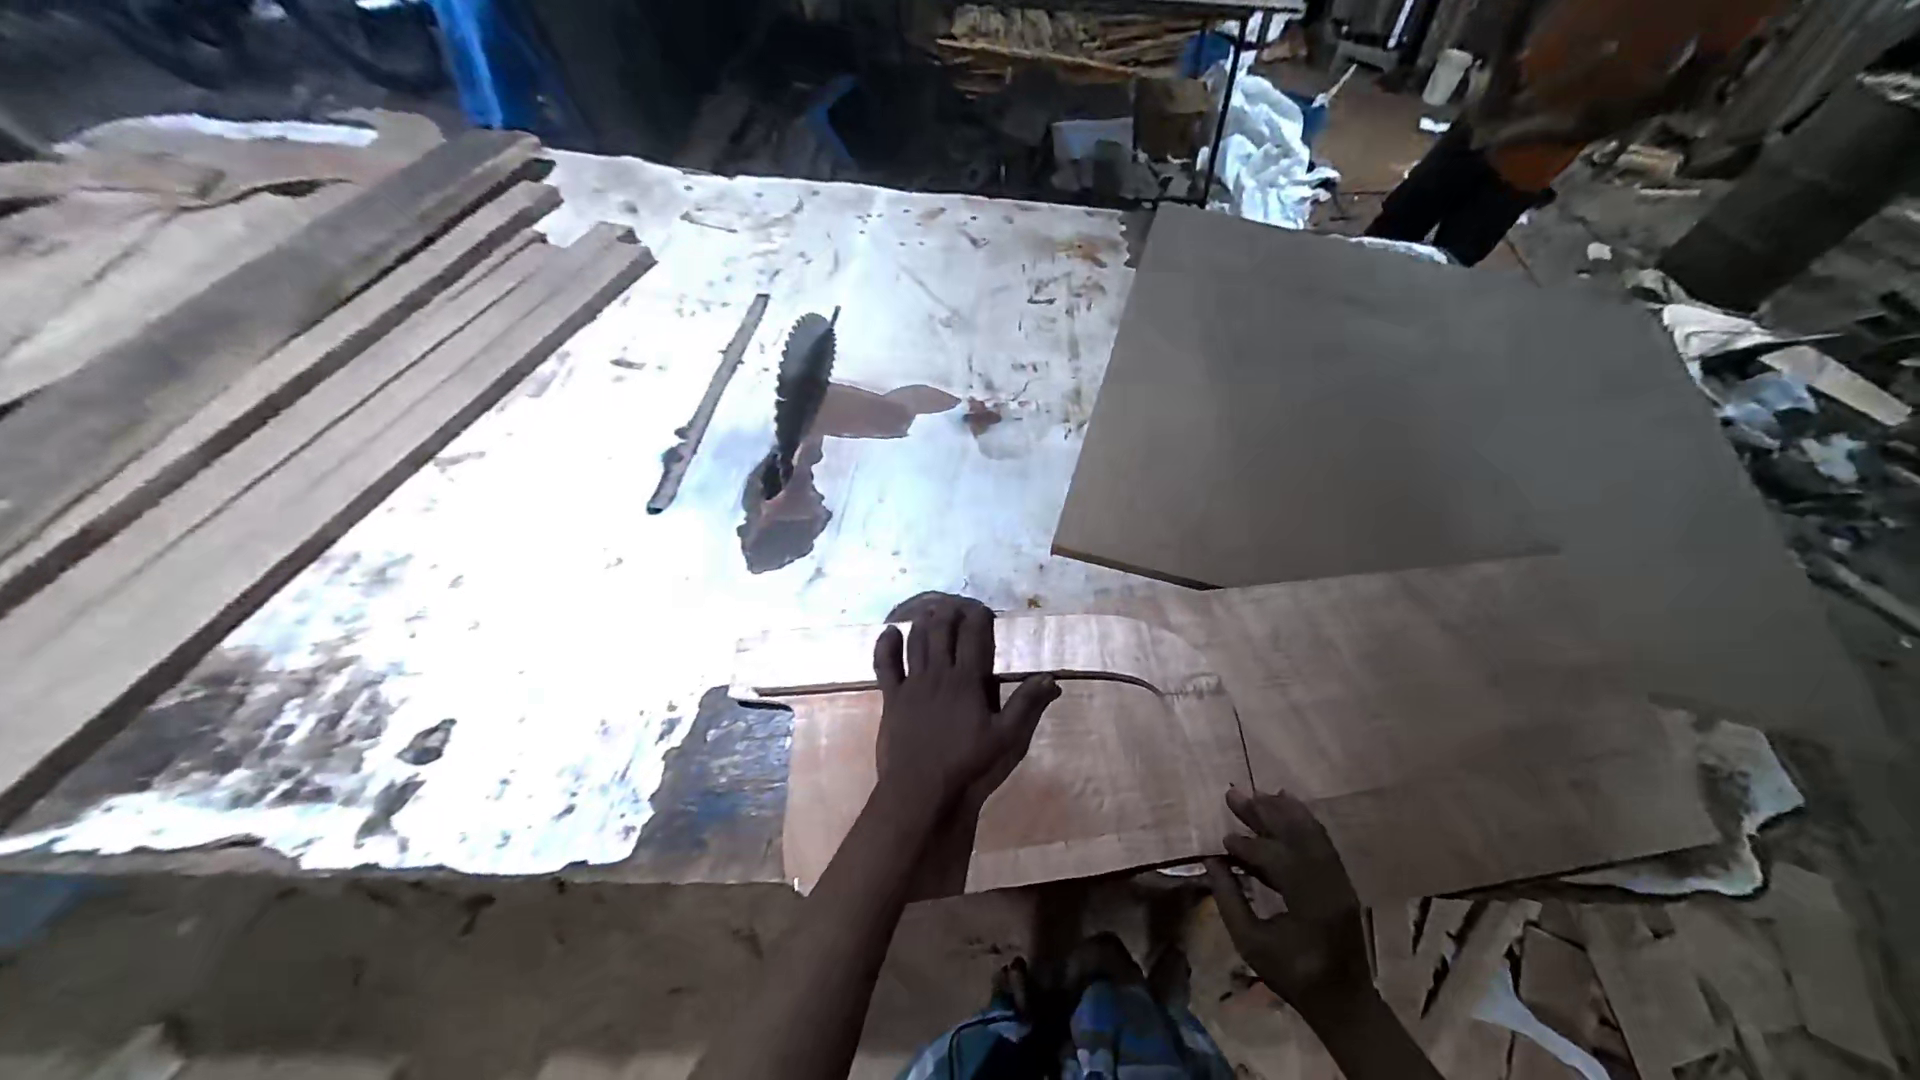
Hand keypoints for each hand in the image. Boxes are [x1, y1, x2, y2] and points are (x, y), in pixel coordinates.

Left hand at [871, 595, 1059, 817]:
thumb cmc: (969, 765)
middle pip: (943, 632)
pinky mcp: (892, 698)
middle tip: (955, 602)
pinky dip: (885, 646)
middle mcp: (939, 674)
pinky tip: (889, 632)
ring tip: (929, 608)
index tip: (983, 608)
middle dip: (950, 612)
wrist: (921, 790)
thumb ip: (1028, 705)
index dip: (979, 617)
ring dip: (923, 622)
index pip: (975, 636)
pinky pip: (885, 666)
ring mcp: (912, 685)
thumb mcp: (1008, 739)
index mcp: (968, 681)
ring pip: (916, 642)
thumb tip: (1050, 677)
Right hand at [1205, 788, 1371, 1016]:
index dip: (1248, 848)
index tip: (1224, 840)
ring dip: (1283, 811)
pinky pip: (1322, 842)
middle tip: (1234, 794)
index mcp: (1310, 906)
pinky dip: (1303, 820)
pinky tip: (1286, 803)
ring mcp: (1340, 882)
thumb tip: (1211, 861)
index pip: (1277, 861)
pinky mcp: (1342, 881)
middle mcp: (1331, 886)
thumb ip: (1230, 900)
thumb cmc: (1293, 975)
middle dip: (1264, 814)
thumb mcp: (1251, 944)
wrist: (1344, 1001)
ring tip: (1257, 793)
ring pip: (1312, 834)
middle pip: (1296, 838)